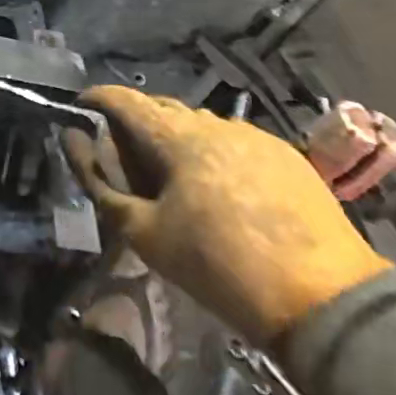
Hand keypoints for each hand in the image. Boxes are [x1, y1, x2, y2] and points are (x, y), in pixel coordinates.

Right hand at [62, 86, 390, 346]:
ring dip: (177, 140)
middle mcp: (216, 121)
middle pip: (164, 109)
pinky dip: (213, 153)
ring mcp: (254, 133)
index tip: (80, 110)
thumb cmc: (220, 266)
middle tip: (125, 160)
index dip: (98, 99)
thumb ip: (102, 184)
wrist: (321, 295)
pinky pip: (234, 140)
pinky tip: (220, 188)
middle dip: (137, 125)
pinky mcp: (284, 152)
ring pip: (201, 125)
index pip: (126, 99)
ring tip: (173, 178)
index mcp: (179, 136)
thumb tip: (74, 142)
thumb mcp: (147, 235)